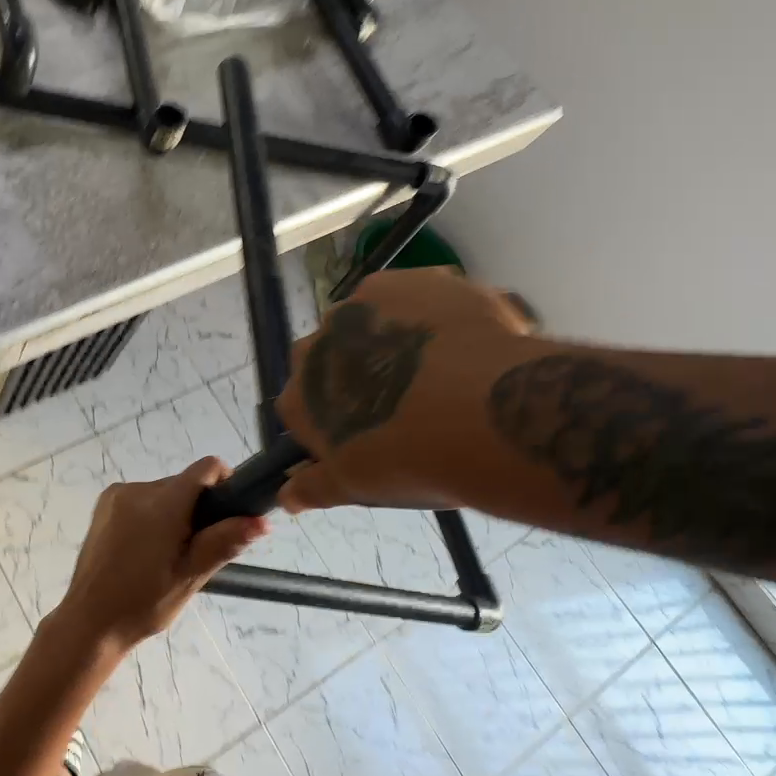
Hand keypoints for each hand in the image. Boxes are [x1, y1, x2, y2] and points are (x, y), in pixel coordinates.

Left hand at [52, 458, 268, 652]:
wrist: (90, 620)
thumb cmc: (145, 602)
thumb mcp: (191, 575)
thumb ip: (224, 542)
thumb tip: (261, 521)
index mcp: (162, 503)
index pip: (205, 469)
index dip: (225, 484)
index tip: (229, 515)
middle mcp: (137, 489)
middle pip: (184, 484)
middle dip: (198, 509)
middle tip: (197, 550)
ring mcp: (116, 495)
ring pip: (163, 493)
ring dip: (174, 514)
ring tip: (168, 556)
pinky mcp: (103, 506)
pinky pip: (141, 500)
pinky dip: (152, 516)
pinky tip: (146, 551)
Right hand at [276, 268, 537, 512]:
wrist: (489, 416)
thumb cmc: (413, 461)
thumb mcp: (356, 487)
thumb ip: (314, 486)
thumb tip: (285, 497)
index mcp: (299, 395)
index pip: (303, 404)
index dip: (335, 418)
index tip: (368, 434)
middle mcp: (320, 342)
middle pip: (335, 356)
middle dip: (361, 372)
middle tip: (407, 403)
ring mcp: (367, 304)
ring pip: (376, 321)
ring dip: (397, 338)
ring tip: (448, 372)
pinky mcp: (417, 278)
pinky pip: (422, 295)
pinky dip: (438, 313)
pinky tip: (469, 340)